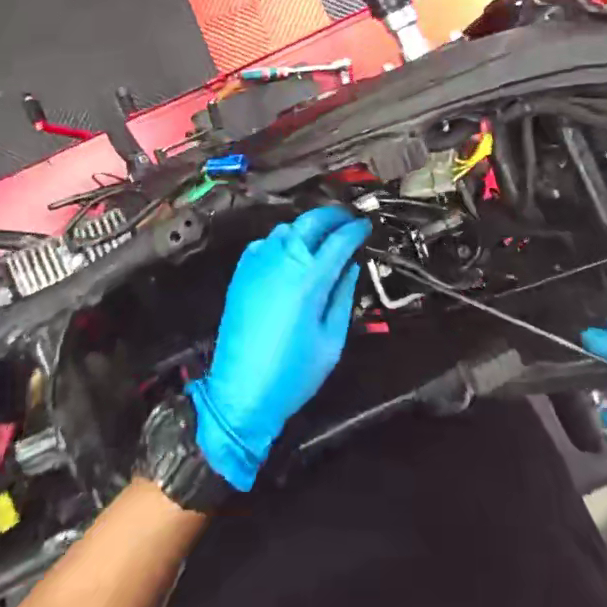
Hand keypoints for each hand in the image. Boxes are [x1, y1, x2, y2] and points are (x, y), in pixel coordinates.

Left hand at [188, 207, 370, 489]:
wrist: (242, 391)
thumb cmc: (292, 373)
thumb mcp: (331, 339)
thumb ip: (342, 296)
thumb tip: (350, 266)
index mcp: (308, 280)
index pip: (338, 240)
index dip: (356, 229)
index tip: (366, 226)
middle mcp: (281, 263)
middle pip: (309, 221)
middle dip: (332, 215)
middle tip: (347, 220)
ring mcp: (257, 266)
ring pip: (285, 228)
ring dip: (306, 227)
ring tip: (323, 236)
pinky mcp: (241, 275)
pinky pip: (264, 244)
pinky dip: (281, 240)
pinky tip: (291, 253)